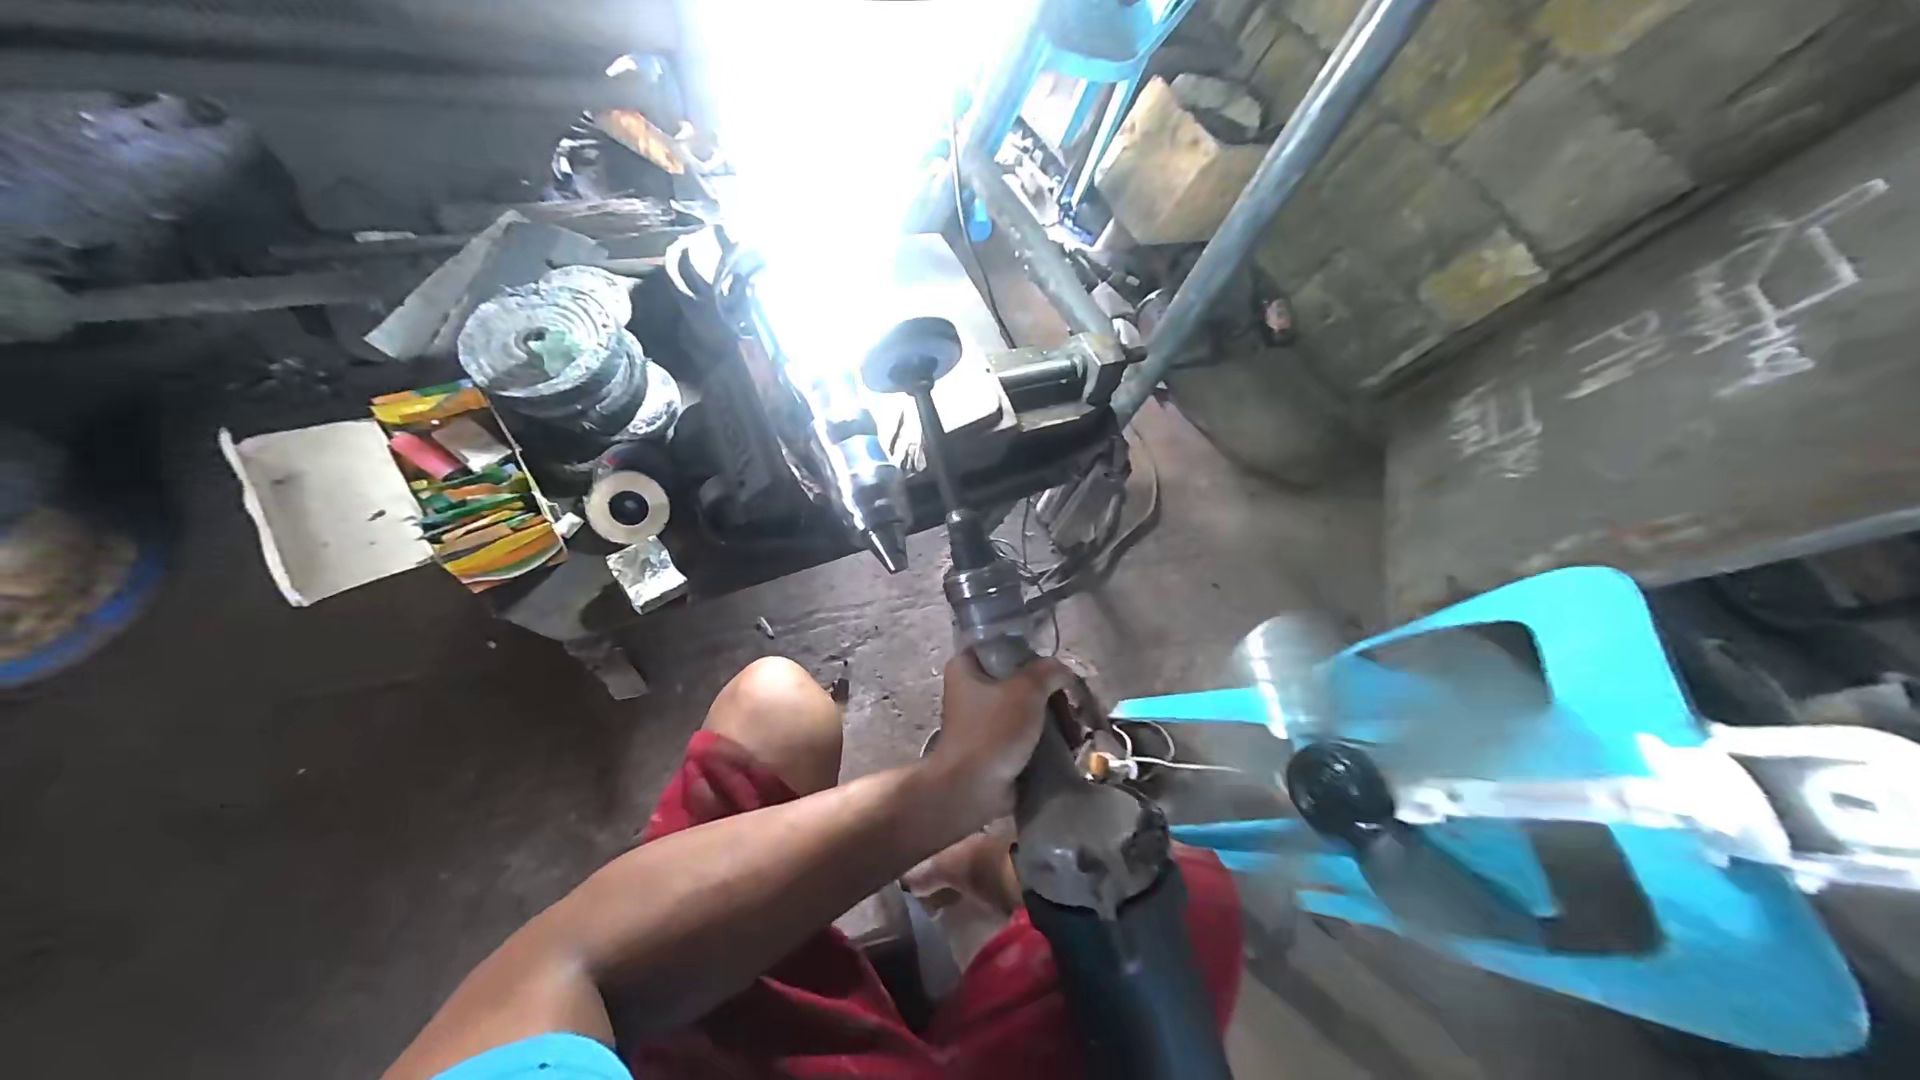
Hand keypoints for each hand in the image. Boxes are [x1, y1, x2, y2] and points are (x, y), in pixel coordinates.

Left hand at [925, 650, 1076, 822]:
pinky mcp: (995, 743)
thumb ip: (1049, 671)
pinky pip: (1026, 731)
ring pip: (1027, 706)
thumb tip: (1063, 673)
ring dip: (1054, 717)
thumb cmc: (993, 731)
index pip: (1004, 644)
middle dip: (1052, 693)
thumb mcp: (1026, 690)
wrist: (972, 789)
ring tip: (1076, 730)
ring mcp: (983, 717)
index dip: (1033, 653)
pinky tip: (1068, 744)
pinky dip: (1046, 736)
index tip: (1056, 669)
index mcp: (966, 666)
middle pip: (1021, 678)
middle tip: (1074, 705)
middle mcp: (971, 687)